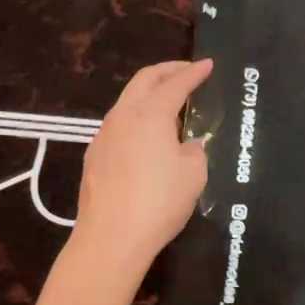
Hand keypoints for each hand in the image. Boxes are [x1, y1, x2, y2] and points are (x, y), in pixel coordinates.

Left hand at [74, 59, 213, 266]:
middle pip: (144, 80)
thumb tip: (186, 144)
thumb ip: (195, 150)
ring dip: (150, 94)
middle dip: (167, 71)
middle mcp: (123, 116)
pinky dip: (138, 117)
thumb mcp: (194, 174)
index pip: (176, 83)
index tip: (209, 65)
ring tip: (171, 105)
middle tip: (188, 72)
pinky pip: (120, 124)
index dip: (194, 72)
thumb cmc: (159, 202)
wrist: (111, 238)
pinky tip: (149, 136)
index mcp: (151, 114)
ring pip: (128, 101)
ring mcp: (104, 135)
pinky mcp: (94, 156)